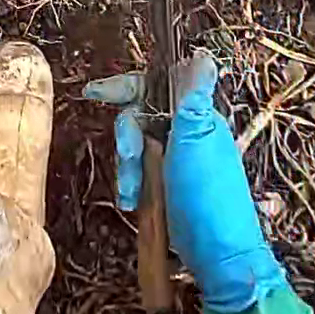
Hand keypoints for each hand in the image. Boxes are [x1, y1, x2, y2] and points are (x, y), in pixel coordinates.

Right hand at [84, 52, 287, 313]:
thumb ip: (194, 96)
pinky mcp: (167, 183)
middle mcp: (184, 130)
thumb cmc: (208, 194)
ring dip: (129, 167)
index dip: (124, 86)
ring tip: (134, 193)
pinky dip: (134, 183)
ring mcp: (175, 158)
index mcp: (193, 114)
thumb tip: (204, 55)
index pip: (153, 86)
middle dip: (127, 137)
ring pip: (136, 146)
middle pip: (138, 116)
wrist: (220, 258)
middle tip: (130, 159)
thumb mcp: (196, 140)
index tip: (95, 93)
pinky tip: (135, 201)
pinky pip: (140, 172)